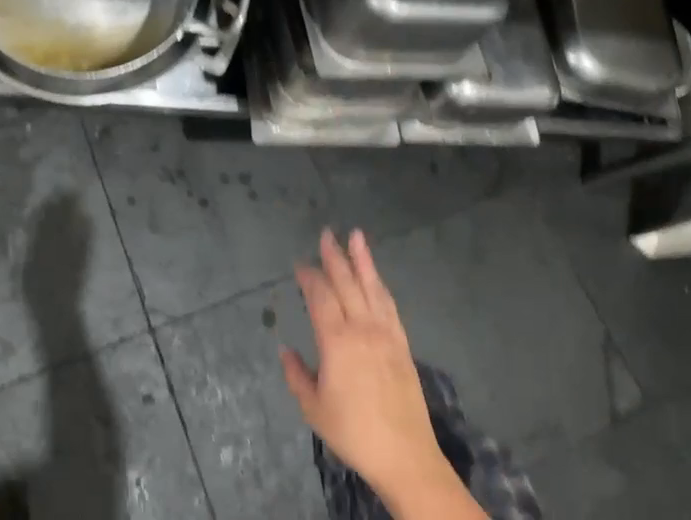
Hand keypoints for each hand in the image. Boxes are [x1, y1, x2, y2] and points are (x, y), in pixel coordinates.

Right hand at [280, 229, 461, 507]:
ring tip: (356, 237)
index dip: (309, 277)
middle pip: (347, 284)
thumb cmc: (352, 432)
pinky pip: (390, 306)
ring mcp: (386, 335)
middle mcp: (362, 329)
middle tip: (326, 234)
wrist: (404, 455)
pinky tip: (376, 279)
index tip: (300, 264)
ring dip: (363, 261)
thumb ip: (297, 375)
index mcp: (336, 341)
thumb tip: (285, 350)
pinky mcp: (403, 345)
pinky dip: (381, 287)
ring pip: (372, 288)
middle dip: (334, 257)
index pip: (320, 297)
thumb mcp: (313, 408)